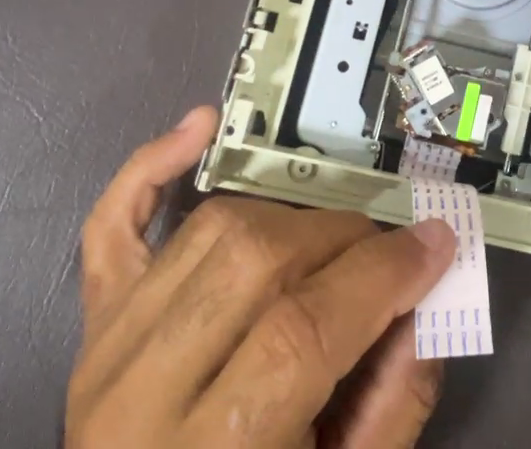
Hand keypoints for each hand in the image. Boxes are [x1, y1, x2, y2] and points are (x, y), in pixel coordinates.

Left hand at [68, 106, 457, 448]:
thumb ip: (396, 402)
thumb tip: (427, 294)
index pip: (302, 331)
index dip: (382, 276)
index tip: (436, 245)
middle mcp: (140, 394)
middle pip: (256, 262)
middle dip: (345, 242)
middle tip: (387, 256)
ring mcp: (107, 349)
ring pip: (211, 229)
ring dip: (292, 216)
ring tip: (334, 240)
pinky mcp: (94, 324)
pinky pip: (114, 225)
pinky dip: (153, 166)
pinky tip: (199, 128)